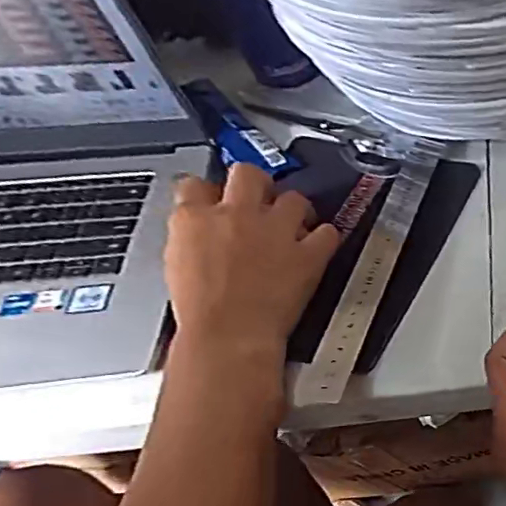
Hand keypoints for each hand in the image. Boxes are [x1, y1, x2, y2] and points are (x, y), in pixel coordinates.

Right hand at [164, 163, 339, 355]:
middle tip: (264, 199)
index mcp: (195, 217)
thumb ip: (192, 232)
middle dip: (257, 184)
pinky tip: (322, 244)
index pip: (198, 183)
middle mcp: (237, 215)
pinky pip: (329, 232)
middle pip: (248, 174)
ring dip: (297, 208)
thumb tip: (203, 226)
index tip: (221, 200)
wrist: (230, 331)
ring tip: (298, 222)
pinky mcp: (308, 255)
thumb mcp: (177, 258)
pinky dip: (328, 237)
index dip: (213, 191)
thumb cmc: (202, 306)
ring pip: (294, 197)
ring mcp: (275, 233)